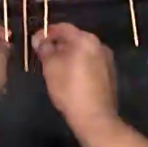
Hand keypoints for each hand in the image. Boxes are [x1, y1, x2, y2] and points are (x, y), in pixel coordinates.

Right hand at [34, 23, 118, 139]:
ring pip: (84, 51)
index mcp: (85, 39)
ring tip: (57, 67)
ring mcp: (107, 60)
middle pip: (75, 38)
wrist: (95, 118)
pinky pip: (91, 63)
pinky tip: (72, 78)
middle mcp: (99, 45)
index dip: (47, 32)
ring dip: (70, 55)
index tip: (36, 41)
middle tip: (45, 55)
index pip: (63, 28)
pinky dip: (80, 65)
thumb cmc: (69, 89)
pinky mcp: (110, 74)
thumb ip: (44, 49)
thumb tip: (39, 38)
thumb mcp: (50, 67)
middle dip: (59, 44)